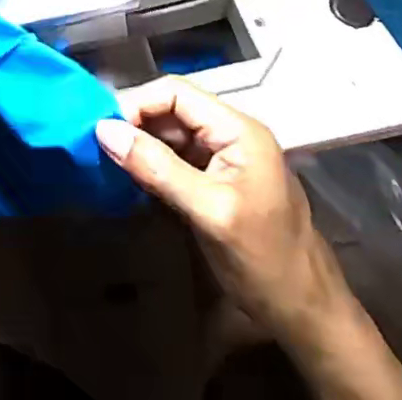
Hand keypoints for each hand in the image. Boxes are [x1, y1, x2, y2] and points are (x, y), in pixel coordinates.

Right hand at [94, 77, 350, 344]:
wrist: (304, 308)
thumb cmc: (263, 258)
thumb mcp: (207, 211)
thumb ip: (158, 168)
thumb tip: (105, 131)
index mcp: (237, 128)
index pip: (178, 93)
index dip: (138, 104)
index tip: (101, 129)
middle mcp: (231, 132)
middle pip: (174, 110)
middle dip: (136, 123)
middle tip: (97, 147)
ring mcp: (225, 156)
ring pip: (173, 134)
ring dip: (141, 144)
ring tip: (106, 161)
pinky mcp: (217, 180)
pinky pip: (178, 159)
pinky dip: (153, 164)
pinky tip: (130, 178)